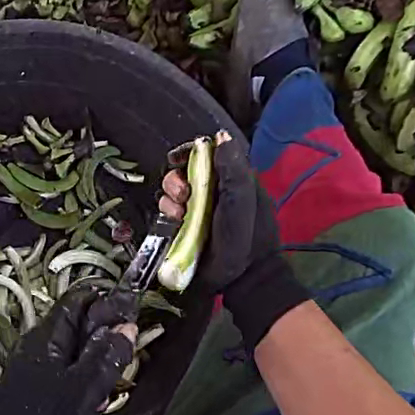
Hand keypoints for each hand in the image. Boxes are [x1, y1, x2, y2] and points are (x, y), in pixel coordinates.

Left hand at [0, 287, 135, 414]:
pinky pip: (62, 370)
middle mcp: (36, 343)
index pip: (77, 300)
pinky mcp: (31, 386)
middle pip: (75, 324)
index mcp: (47, 335)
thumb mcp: (84, 385)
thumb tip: (128, 325)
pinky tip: (90, 398)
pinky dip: (81, 377)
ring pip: (70, 349)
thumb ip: (107, 355)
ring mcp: (31, 365)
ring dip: (93, 358)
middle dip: (101, 332)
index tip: (129, 309)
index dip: (104, 299)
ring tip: (111, 374)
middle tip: (125, 344)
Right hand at [161, 137, 279, 294]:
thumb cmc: (247, 236)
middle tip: (184, 195)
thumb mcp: (241, 198)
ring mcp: (197, 210)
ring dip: (170, 199)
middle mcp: (211, 191)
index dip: (188, 153)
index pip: (204, 154)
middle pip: (181, 172)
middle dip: (176, 180)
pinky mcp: (184, 228)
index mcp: (230, 179)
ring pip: (171, 192)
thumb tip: (219, 136)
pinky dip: (168, 214)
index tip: (177, 159)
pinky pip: (167, 212)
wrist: (242, 278)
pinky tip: (176, 223)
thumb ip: (232, 168)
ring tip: (180, 214)